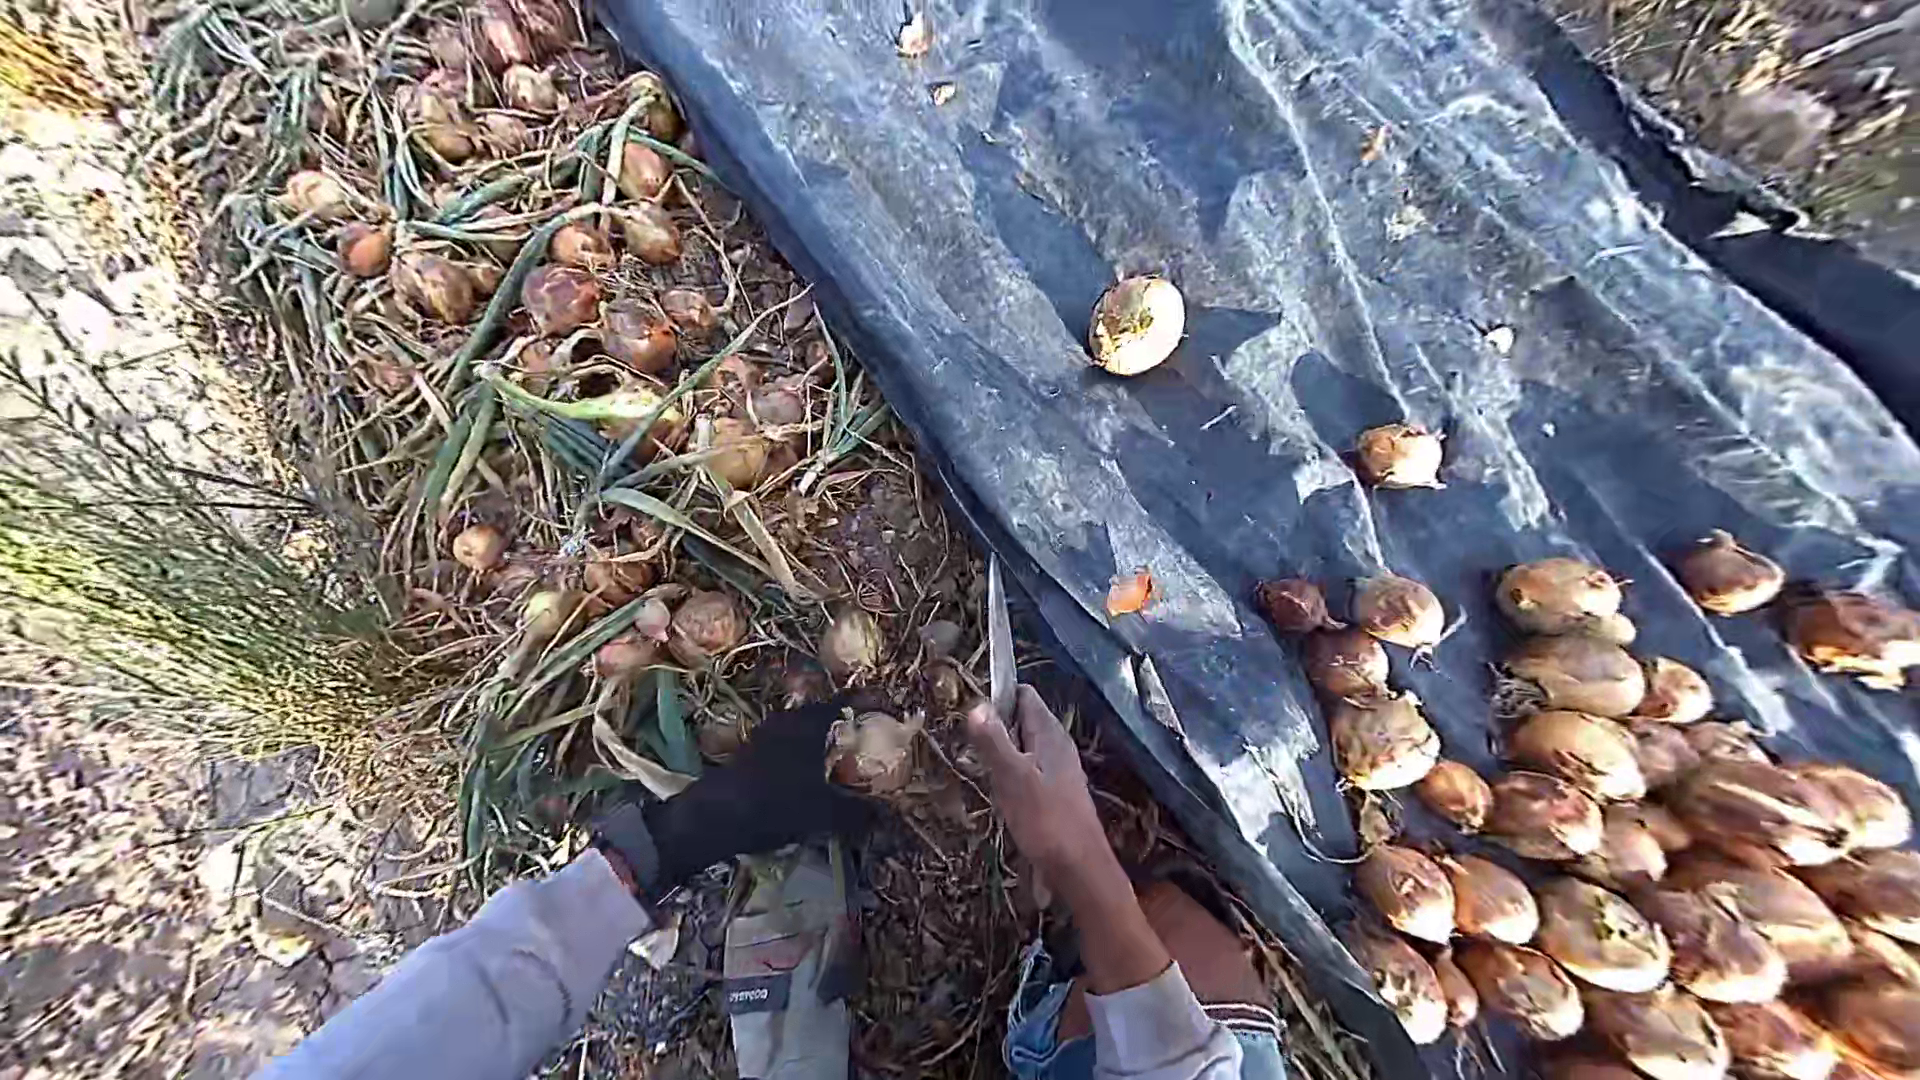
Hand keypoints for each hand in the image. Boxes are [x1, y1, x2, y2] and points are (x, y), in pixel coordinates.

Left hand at [631, 702, 872, 891]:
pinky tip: (812, 777)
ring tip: (845, 759)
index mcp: (810, 722)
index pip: (846, 701)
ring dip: (825, 740)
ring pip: (806, 729)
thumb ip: (857, 814)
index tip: (888, 709)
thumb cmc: (773, 803)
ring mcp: (767, 735)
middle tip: (870, 738)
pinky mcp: (752, 753)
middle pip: (826, 713)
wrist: (711, 818)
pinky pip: (790, 744)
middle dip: (848, 724)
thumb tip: (889, 820)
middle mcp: (789, 721)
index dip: (869, 702)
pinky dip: (806, 754)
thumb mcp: (823, 813)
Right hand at [967, 685, 1171, 993]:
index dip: (998, 697)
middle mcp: (1058, 743)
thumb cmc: (1045, 820)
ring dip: (1004, 756)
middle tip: (974, 750)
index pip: (1024, 694)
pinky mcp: (1060, 792)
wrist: (1082, 871)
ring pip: (1025, 747)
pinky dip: (1014, 777)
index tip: (974, 717)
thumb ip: (993, 740)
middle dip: (997, 729)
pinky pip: (1031, 771)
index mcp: (1049, 732)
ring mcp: (1061, 768)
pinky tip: (1004, 799)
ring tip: (986, 776)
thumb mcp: (1011, 777)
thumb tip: (976, 704)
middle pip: (1022, 720)